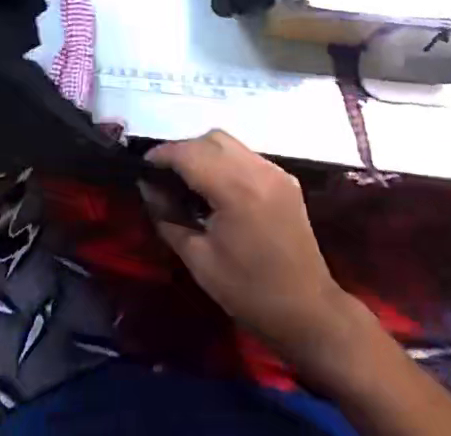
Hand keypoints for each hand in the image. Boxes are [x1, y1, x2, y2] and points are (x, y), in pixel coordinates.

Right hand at [144, 134, 450, 435]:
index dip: (160, 156)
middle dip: (182, 151)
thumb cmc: (249, 292)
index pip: (188, 153)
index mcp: (235, 188)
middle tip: (163, 177)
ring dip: (204, 152)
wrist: (309, 312)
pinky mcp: (285, 179)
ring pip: (229, 142)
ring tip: (187, 180)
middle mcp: (257, 169)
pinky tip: (216, 187)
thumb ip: (168, 216)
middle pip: (210, 138)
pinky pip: (246, 155)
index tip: (141, 168)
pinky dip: (225, 160)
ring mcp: (275, 171)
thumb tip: (148, 186)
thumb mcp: (198, 259)